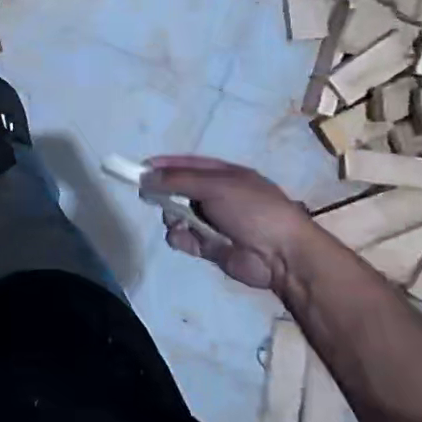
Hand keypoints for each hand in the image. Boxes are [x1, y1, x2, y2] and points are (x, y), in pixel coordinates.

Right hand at [143, 156, 320, 291]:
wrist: (282, 255)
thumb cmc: (254, 211)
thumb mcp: (216, 186)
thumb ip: (176, 180)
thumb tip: (144, 176)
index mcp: (225, 177)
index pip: (187, 165)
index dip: (163, 165)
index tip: (139, 169)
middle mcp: (217, 197)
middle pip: (176, 190)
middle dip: (164, 194)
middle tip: (151, 197)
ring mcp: (212, 221)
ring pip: (174, 214)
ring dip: (172, 218)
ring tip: (181, 223)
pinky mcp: (207, 244)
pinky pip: (180, 237)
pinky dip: (181, 238)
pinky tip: (190, 240)